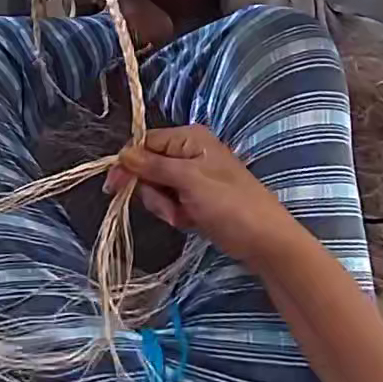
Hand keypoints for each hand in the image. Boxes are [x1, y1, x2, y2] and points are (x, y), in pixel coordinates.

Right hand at [106, 125, 305, 265]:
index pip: (144, 143)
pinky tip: (191, 221)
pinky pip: (169, 200)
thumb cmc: (232, 205)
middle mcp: (188, 151)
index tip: (113, 188)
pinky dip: (174, 212)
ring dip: (164, 205)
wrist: (269, 243)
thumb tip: (122, 155)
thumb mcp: (189, 182)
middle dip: (153, 191)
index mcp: (188, 138)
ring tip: (184, 217)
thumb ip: (153, 167)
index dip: (128, 164)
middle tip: (169, 208)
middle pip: (147, 165)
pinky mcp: (195, 196)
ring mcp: (192, 174)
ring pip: (155, 186)